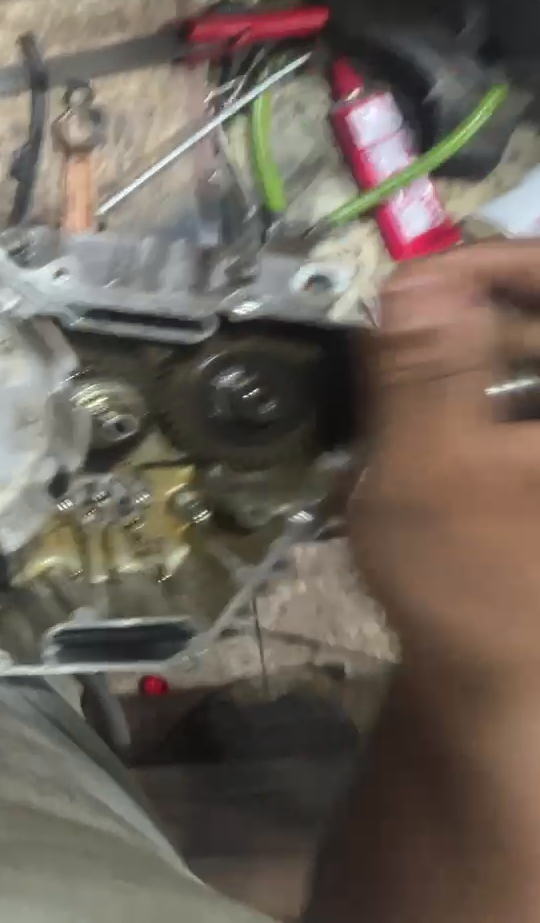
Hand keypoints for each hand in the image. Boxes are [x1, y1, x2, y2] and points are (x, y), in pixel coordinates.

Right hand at [352, 242, 539, 692]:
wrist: (512, 675)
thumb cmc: (468, 577)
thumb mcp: (423, 467)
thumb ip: (423, 371)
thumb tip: (418, 276)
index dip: (501, 263)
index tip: (414, 279)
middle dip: (491, 302)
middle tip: (410, 317)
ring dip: (493, 346)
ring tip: (423, 368)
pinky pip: (530, 401)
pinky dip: (504, 386)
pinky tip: (461, 413)